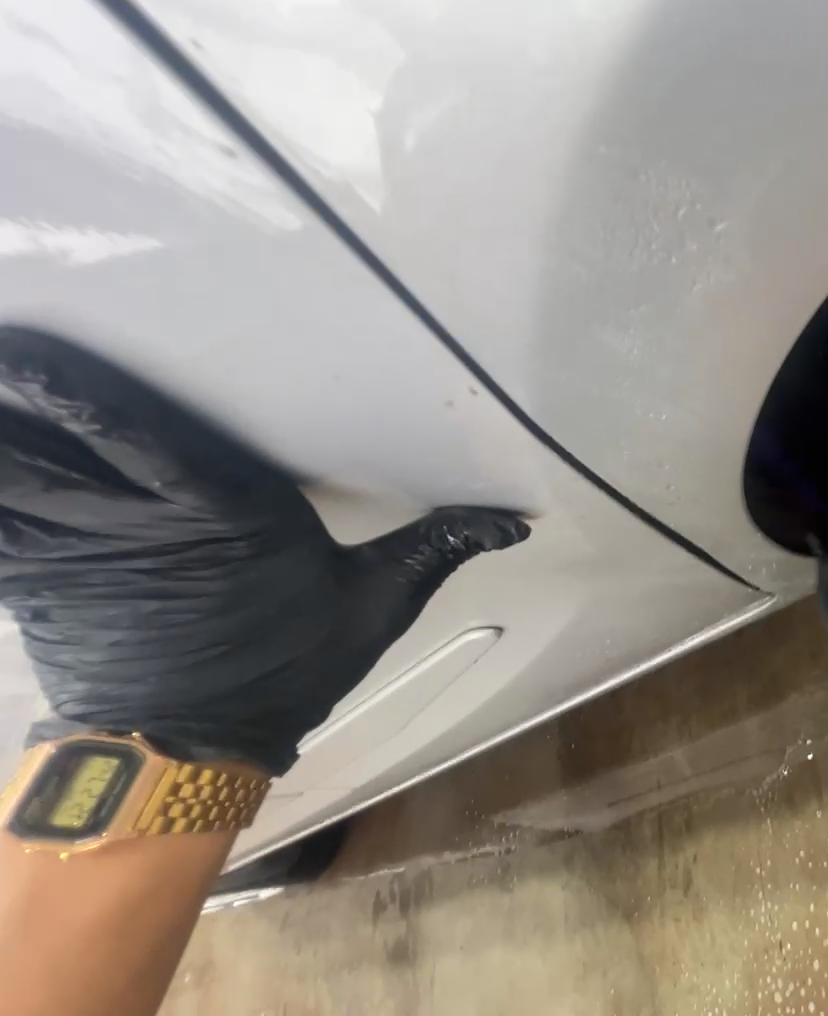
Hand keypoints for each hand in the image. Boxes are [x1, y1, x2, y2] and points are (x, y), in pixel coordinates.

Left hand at [0, 328, 529, 774]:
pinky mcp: (28, 582)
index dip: (77, 395)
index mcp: (226, 519)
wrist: (191, 741)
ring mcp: (68, 556)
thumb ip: (436, 547)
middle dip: (8, 400)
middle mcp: (135, 527)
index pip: (139, 442)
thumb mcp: (380, 601)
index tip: (33, 347)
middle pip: (35, 448)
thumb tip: (514, 521)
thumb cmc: (288, 661)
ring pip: (1, 480)